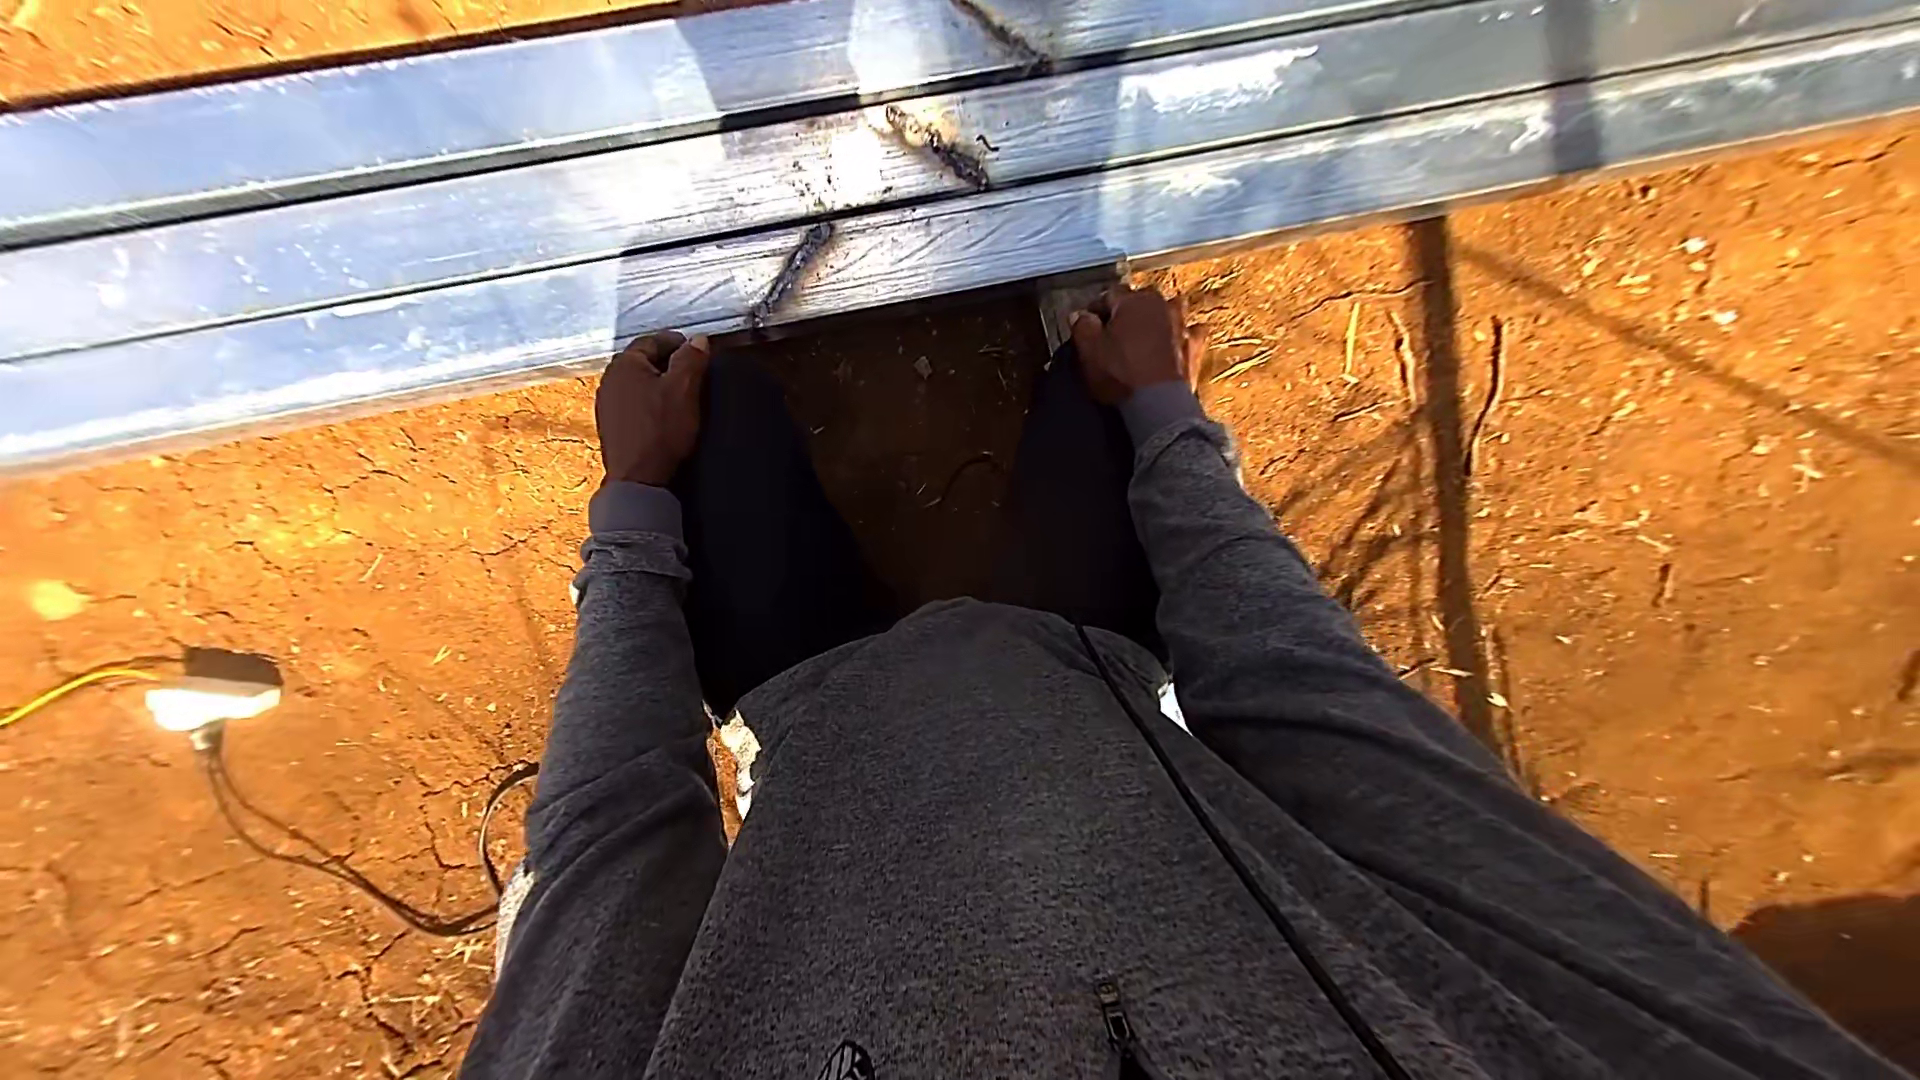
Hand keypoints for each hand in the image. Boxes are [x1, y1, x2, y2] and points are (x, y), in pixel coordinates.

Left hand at [596, 331, 709, 486]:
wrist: (639, 477)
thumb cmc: (661, 431)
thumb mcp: (684, 391)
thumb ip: (691, 360)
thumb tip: (698, 340)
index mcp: (625, 364)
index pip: (654, 341)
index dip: (678, 343)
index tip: (696, 350)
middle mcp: (610, 379)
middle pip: (643, 361)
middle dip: (667, 363)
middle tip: (692, 371)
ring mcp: (607, 403)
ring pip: (637, 382)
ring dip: (657, 383)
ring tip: (680, 394)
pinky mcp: (611, 424)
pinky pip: (633, 402)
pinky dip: (649, 402)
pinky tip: (663, 414)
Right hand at [1069, 285, 1206, 404]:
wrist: (1156, 403)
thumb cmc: (1120, 375)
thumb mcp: (1089, 352)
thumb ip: (1082, 327)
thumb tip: (1079, 315)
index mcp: (1132, 301)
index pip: (1109, 295)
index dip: (1096, 308)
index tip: (1088, 323)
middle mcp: (1160, 305)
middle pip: (1141, 299)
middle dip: (1128, 311)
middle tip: (1116, 331)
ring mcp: (1182, 324)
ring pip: (1169, 309)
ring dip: (1158, 317)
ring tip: (1146, 334)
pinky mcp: (1196, 345)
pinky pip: (1190, 332)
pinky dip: (1182, 335)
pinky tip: (1174, 345)